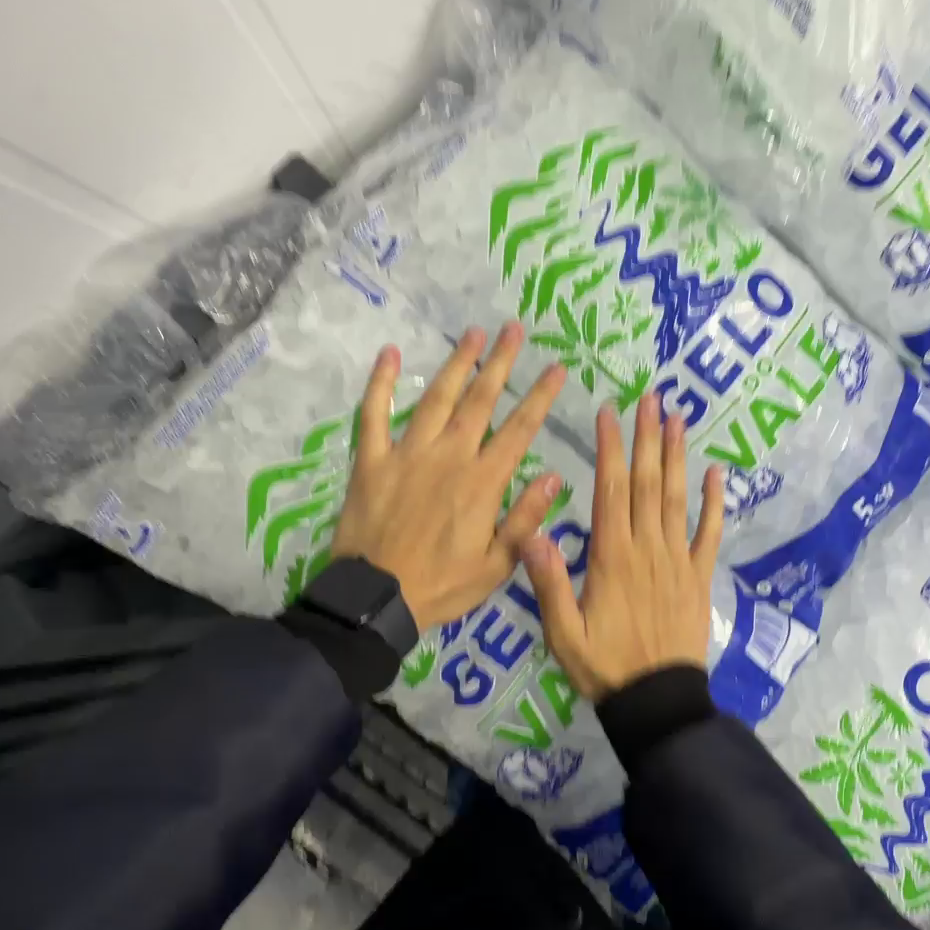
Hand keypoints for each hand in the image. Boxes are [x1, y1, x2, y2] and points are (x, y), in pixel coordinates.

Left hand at [332, 323, 567, 629]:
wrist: (373, 601)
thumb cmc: (442, 586)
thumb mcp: (497, 564)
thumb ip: (526, 518)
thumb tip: (555, 476)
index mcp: (483, 481)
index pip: (520, 428)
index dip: (541, 395)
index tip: (557, 367)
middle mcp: (449, 456)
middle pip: (480, 400)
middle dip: (501, 361)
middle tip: (514, 328)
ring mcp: (407, 453)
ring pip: (437, 397)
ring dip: (457, 363)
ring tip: (473, 333)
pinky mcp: (371, 460)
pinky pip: (374, 414)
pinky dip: (382, 383)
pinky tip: (391, 354)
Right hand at [520, 392, 725, 701]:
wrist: (657, 701)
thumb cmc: (604, 667)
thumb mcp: (563, 633)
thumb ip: (549, 582)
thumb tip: (531, 532)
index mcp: (612, 556)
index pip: (611, 490)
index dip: (610, 448)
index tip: (610, 412)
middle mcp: (648, 547)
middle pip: (647, 483)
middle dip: (648, 437)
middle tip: (652, 398)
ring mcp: (678, 559)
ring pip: (677, 498)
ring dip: (677, 456)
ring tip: (679, 419)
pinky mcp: (699, 575)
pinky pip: (709, 532)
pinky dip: (715, 502)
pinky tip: (718, 473)